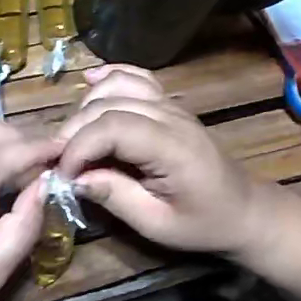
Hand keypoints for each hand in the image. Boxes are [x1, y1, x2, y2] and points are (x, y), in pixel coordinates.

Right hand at [56, 65, 268, 256]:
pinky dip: (109, 76)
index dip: (79, 146)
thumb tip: (74, 179)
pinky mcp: (168, 103)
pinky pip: (135, 77)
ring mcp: (171, 105)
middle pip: (108, 104)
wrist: (243, 210)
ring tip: (71, 141)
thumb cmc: (202, 223)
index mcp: (172, 148)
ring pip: (116, 87)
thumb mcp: (157, 224)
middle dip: (74, 131)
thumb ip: (115, 197)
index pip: (113, 127)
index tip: (63, 175)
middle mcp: (171, 116)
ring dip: (85, 108)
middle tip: (58, 162)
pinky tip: (87, 80)